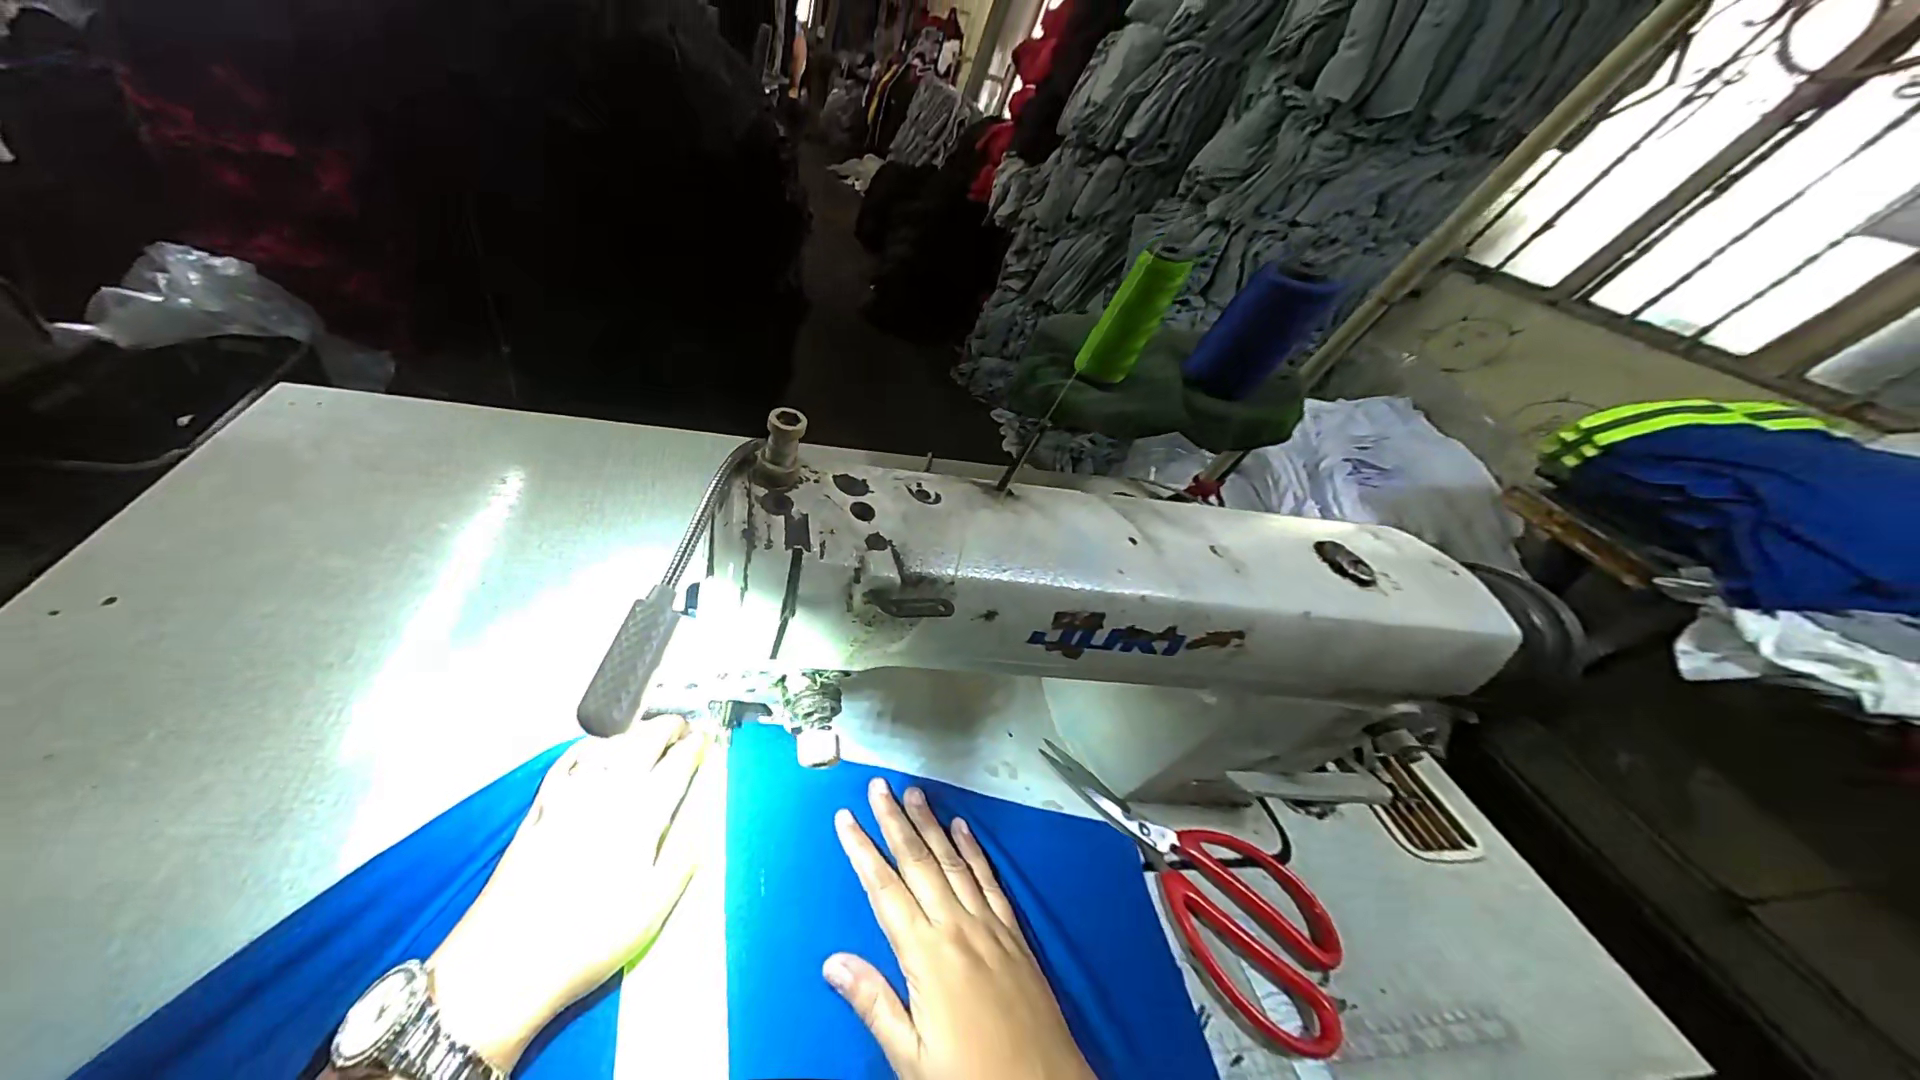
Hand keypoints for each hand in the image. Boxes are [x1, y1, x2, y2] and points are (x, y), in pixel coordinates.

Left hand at [427, 720, 713, 1071]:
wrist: (503, 968)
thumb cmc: (586, 942)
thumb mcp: (653, 906)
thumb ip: (682, 854)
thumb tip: (702, 819)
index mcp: (639, 817)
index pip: (675, 765)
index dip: (694, 747)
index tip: (705, 740)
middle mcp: (604, 798)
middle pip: (640, 744)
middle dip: (666, 729)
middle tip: (681, 728)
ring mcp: (567, 802)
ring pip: (605, 748)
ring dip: (631, 734)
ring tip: (646, 734)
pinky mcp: (538, 814)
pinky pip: (566, 765)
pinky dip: (587, 748)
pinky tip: (592, 749)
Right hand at [826, 778, 1096, 1079]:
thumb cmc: (972, 1077)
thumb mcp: (912, 1055)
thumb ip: (874, 1002)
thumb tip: (832, 962)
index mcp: (926, 954)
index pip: (884, 889)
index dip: (862, 850)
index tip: (846, 819)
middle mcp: (957, 927)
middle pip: (918, 862)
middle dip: (894, 821)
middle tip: (879, 787)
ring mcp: (988, 924)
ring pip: (952, 861)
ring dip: (930, 824)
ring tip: (914, 794)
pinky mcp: (1013, 931)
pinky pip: (989, 879)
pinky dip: (974, 850)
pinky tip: (963, 828)